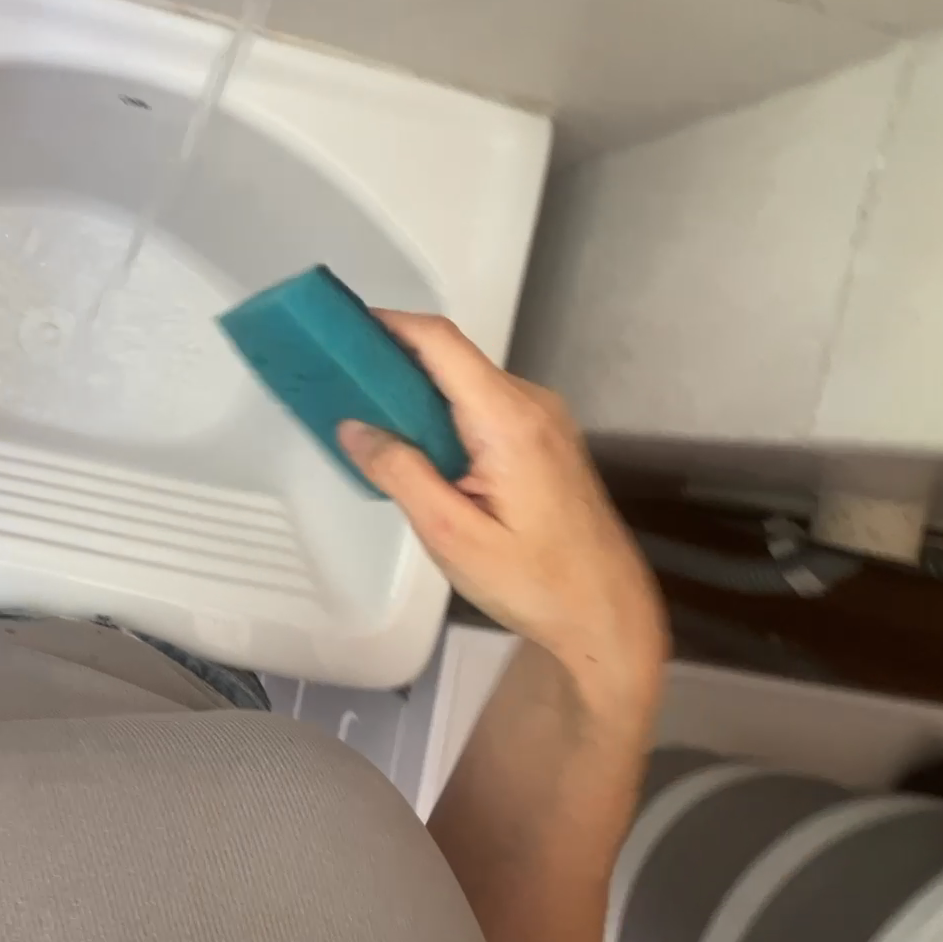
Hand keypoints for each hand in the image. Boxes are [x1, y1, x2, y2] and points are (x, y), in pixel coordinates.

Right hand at [337, 312, 666, 699]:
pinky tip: (405, 437)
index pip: (442, 343)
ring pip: (462, 380)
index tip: (341, 327)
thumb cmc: (531, 580)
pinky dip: (434, 408)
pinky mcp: (539, 439)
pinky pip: (477, 404)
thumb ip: (399, 473)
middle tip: (335, 375)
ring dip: (410, 385)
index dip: (390, 323)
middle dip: (390, 356)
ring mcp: (539, 419)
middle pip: (450, 356)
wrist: (607, 617)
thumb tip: (352, 427)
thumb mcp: (450, 533)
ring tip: (359, 407)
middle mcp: (529, 404)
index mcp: (508, 420)